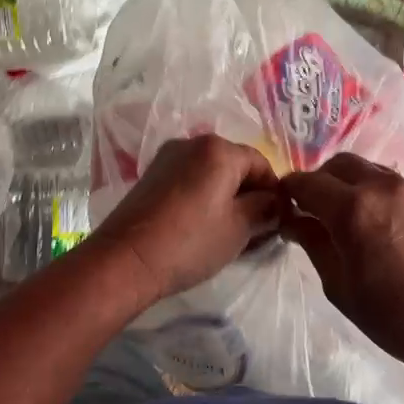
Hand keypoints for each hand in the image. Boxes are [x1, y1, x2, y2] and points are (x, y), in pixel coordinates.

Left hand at [93, 135, 281, 304]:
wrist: (126, 261)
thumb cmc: (190, 242)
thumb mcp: (238, 228)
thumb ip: (264, 209)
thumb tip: (275, 203)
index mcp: (218, 149)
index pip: (261, 163)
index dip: (274, 191)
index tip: (278, 220)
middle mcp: (192, 143)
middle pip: (235, 164)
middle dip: (249, 194)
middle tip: (256, 229)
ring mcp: (167, 158)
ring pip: (211, 173)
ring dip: (226, 196)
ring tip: (229, 231)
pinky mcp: (150, 176)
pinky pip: (189, 179)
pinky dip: (203, 197)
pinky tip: (202, 225)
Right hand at [278, 153, 403, 370]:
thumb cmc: (388, 314)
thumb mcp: (337, 284)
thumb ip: (312, 242)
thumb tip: (293, 221)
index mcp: (352, 208)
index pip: (307, 183)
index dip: (289, 192)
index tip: (282, 207)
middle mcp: (379, 186)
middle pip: (336, 165)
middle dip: (317, 181)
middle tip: (310, 210)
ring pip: (362, 167)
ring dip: (344, 181)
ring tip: (339, 213)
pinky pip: (385, 178)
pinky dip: (368, 187)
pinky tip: (368, 216)